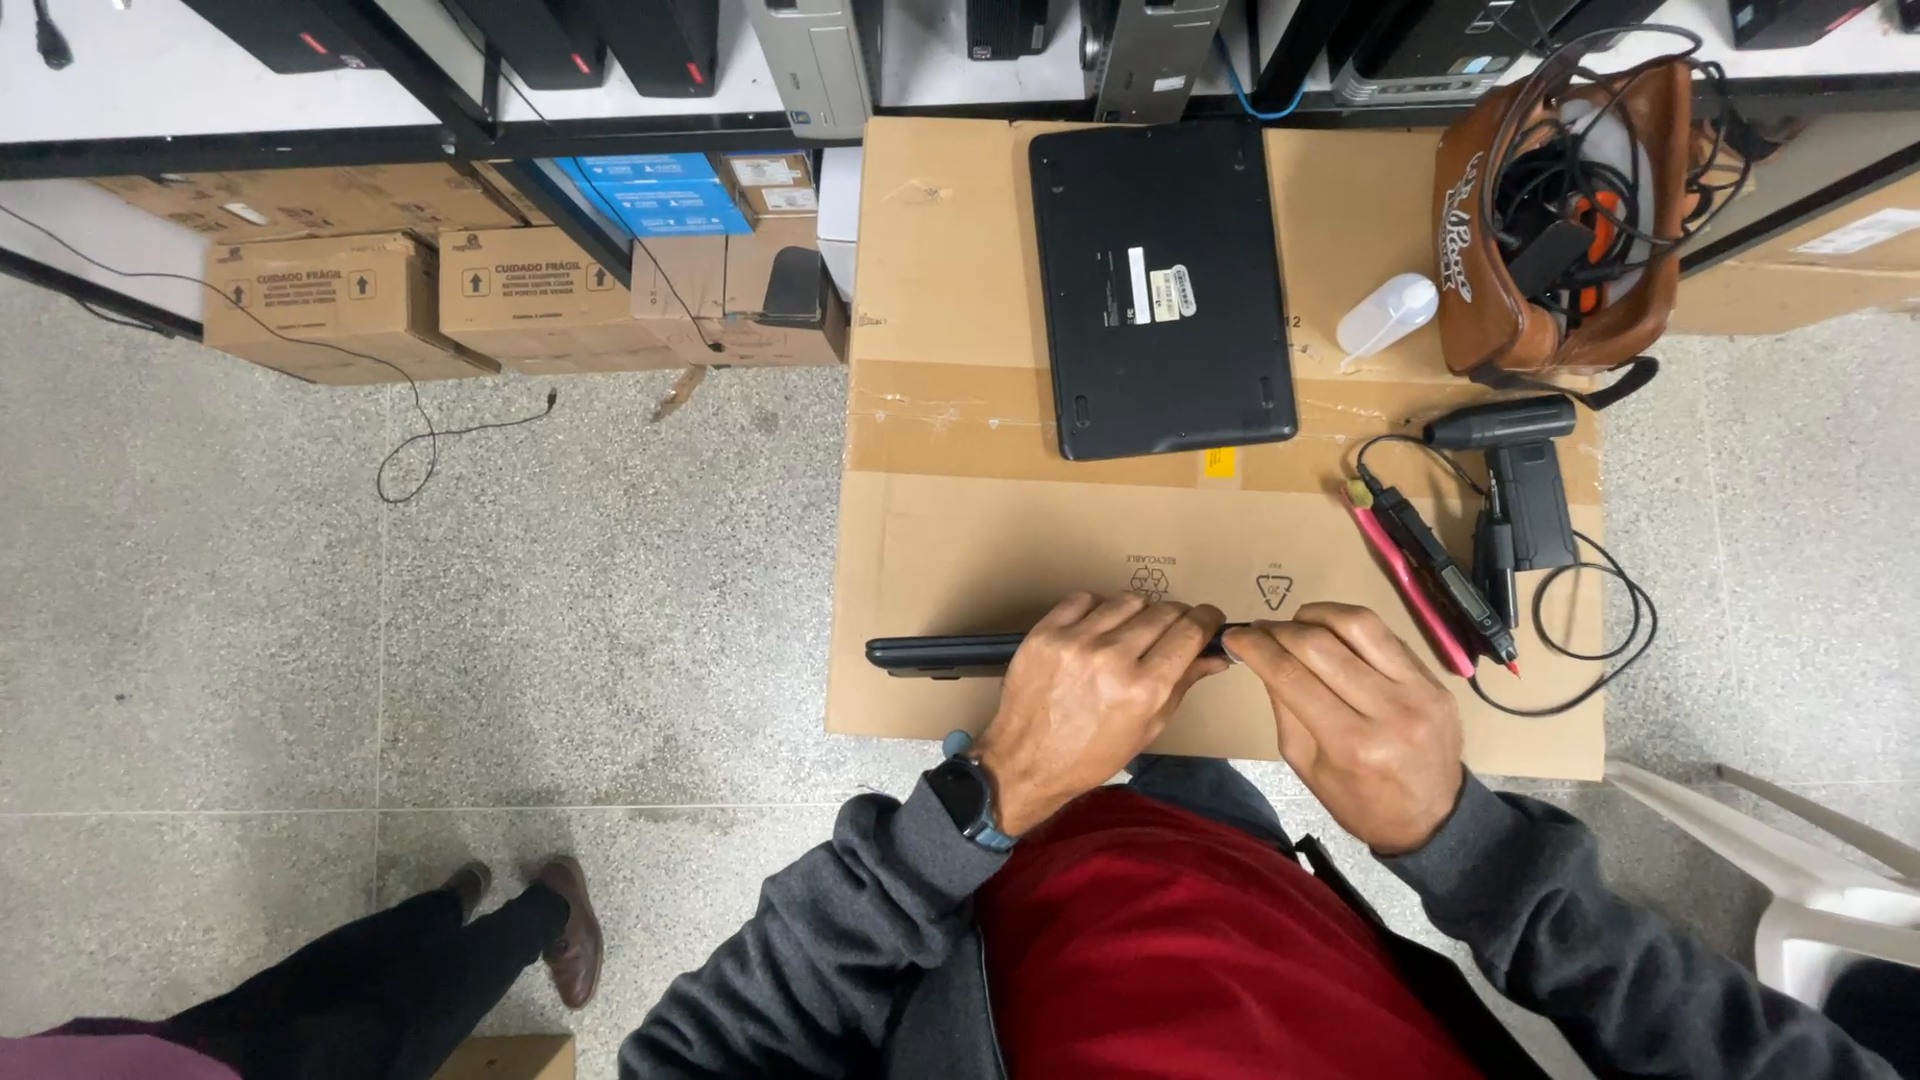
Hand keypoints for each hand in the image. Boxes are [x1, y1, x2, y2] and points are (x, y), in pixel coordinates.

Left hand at [972, 592, 1228, 835]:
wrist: (1027, 760)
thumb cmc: (1092, 754)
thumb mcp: (1148, 728)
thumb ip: (1183, 684)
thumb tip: (1216, 655)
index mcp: (1144, 688)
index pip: (1190, 631)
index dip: (1207, 620)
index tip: (1209, 619)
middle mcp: (1111, 657)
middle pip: (1162, 611)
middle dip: (1175, 618)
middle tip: (1171, 631)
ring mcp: (1075, 641)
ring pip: (1127, 599)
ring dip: (1138, 612)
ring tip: (1130, 632)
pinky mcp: (1045, 632)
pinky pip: (1084, 598)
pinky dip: (1097, 608)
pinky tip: (1096, 628)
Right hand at [1224, 603, 1463, 854]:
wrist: (1432, 820)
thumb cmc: (1356, 799)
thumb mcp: (1304, 762)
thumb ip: (1284, 706)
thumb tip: (1262, 656)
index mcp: (1350, 744)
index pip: (1290, 676)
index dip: (1255, 648)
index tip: (1234, 636)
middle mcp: (1389, 712)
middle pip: (1319, 644)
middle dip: (1278, 630)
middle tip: (1260, 630)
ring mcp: (1419, 692)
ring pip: (1358, 625)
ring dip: (1316, 615)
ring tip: (1298, 623)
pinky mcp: (1435, 681)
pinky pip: (1386, 635)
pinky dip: (1349, 627)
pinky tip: (1332, 635)